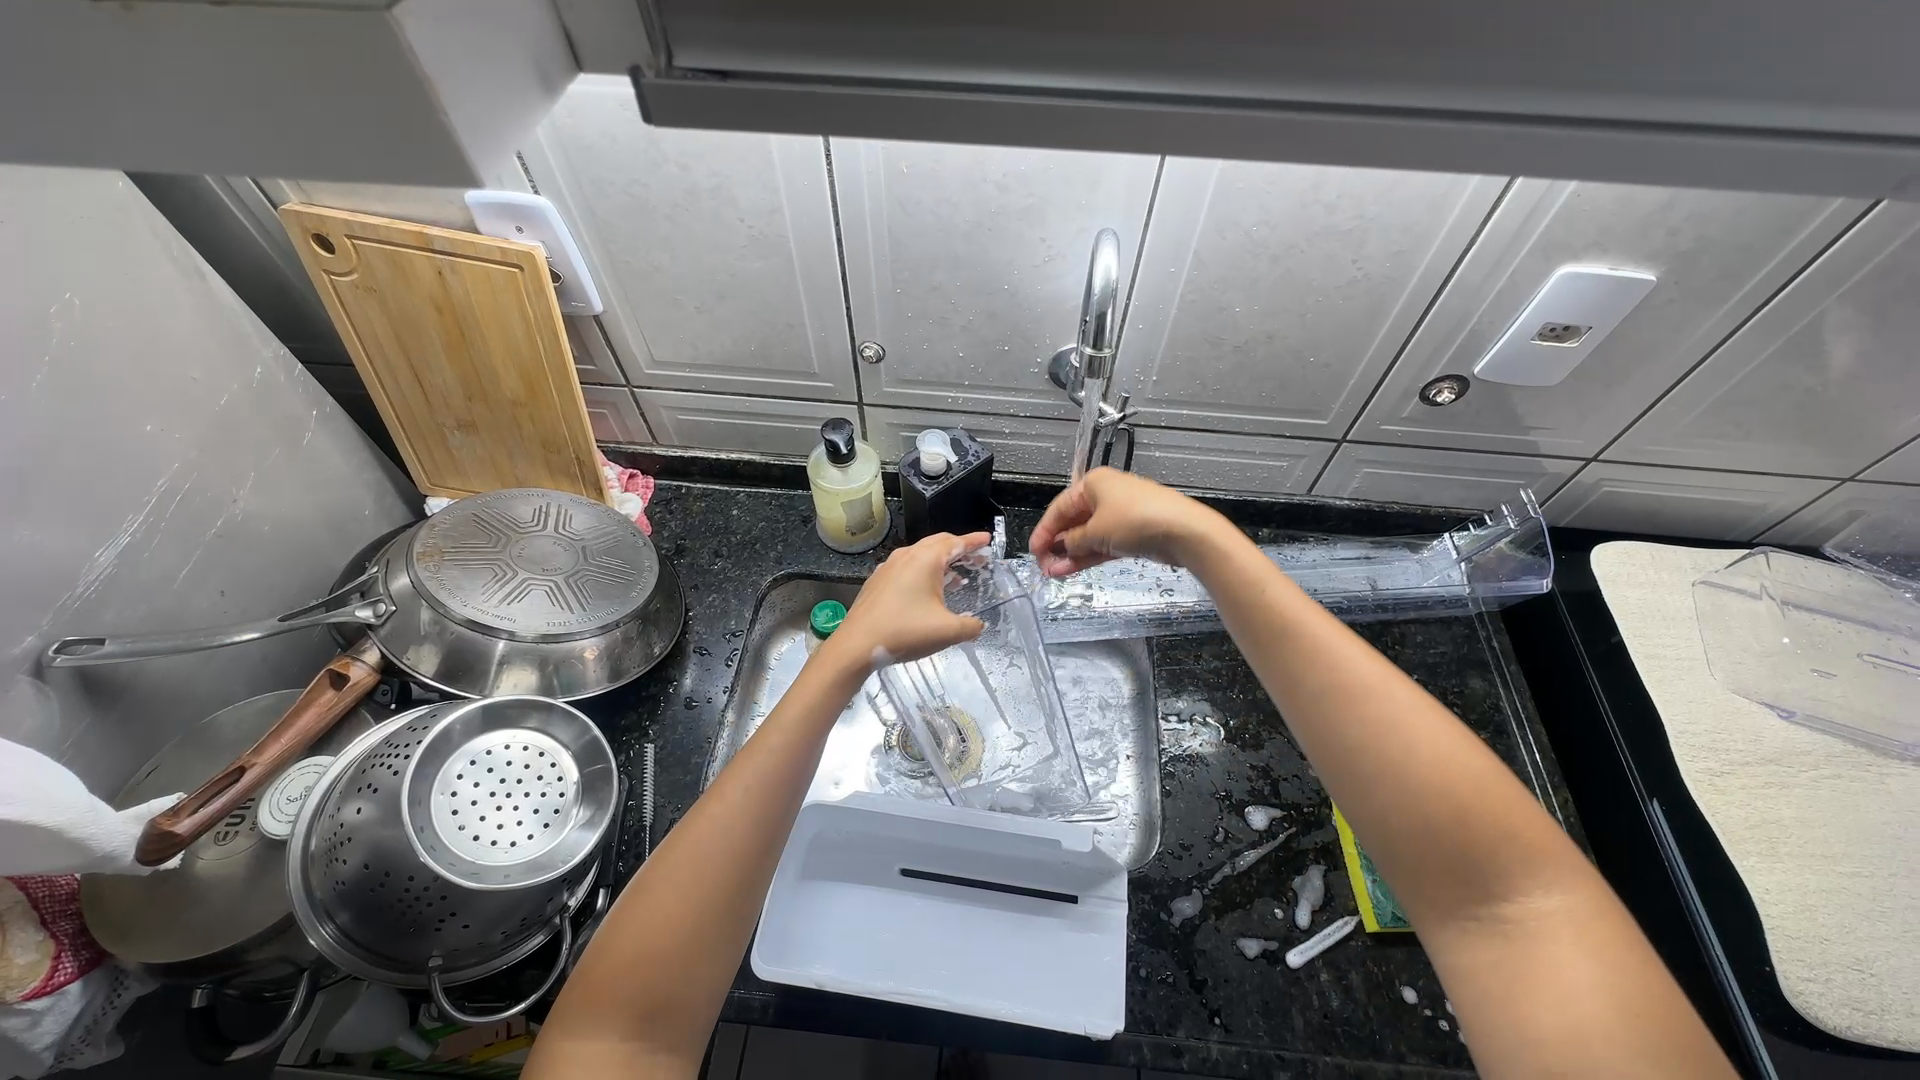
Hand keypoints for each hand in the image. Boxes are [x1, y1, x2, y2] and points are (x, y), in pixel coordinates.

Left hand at [822, 532, 989, 673]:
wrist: (856, 645)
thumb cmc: (904, 632)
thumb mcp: (947, 632)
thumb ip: (970, 626)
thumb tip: (978, 625)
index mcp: (925, 560)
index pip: (955, 542)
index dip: (974, 541)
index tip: (986, 539)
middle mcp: (906, 556)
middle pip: (938, 544)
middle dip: (959, 548)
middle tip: (976, 557)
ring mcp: (889, 568)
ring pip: (920, 556)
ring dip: (941, 562)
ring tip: (957, 576)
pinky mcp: (878, 582)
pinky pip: (907, 568)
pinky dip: (923, 572)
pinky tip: (928, 591)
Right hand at [1028, 468, 1229, 576]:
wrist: (1183, 532)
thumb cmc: (1136, 520)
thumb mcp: (1096, 531)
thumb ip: (1072, 542)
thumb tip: (1059, 549)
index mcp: (1093, 483)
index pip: (1059, 508)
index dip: (1044, 531)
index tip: (1033, 552)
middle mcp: (1105, 496)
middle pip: (1073, 522)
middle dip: (1057, 545)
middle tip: (1044, 566)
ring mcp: (1120, 515)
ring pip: (1087, 536)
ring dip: (1070, 555)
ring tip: (1054, 573)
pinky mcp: (1132, 534)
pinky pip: (1102, 544)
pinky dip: (1088, 556)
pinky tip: (1071, 569)